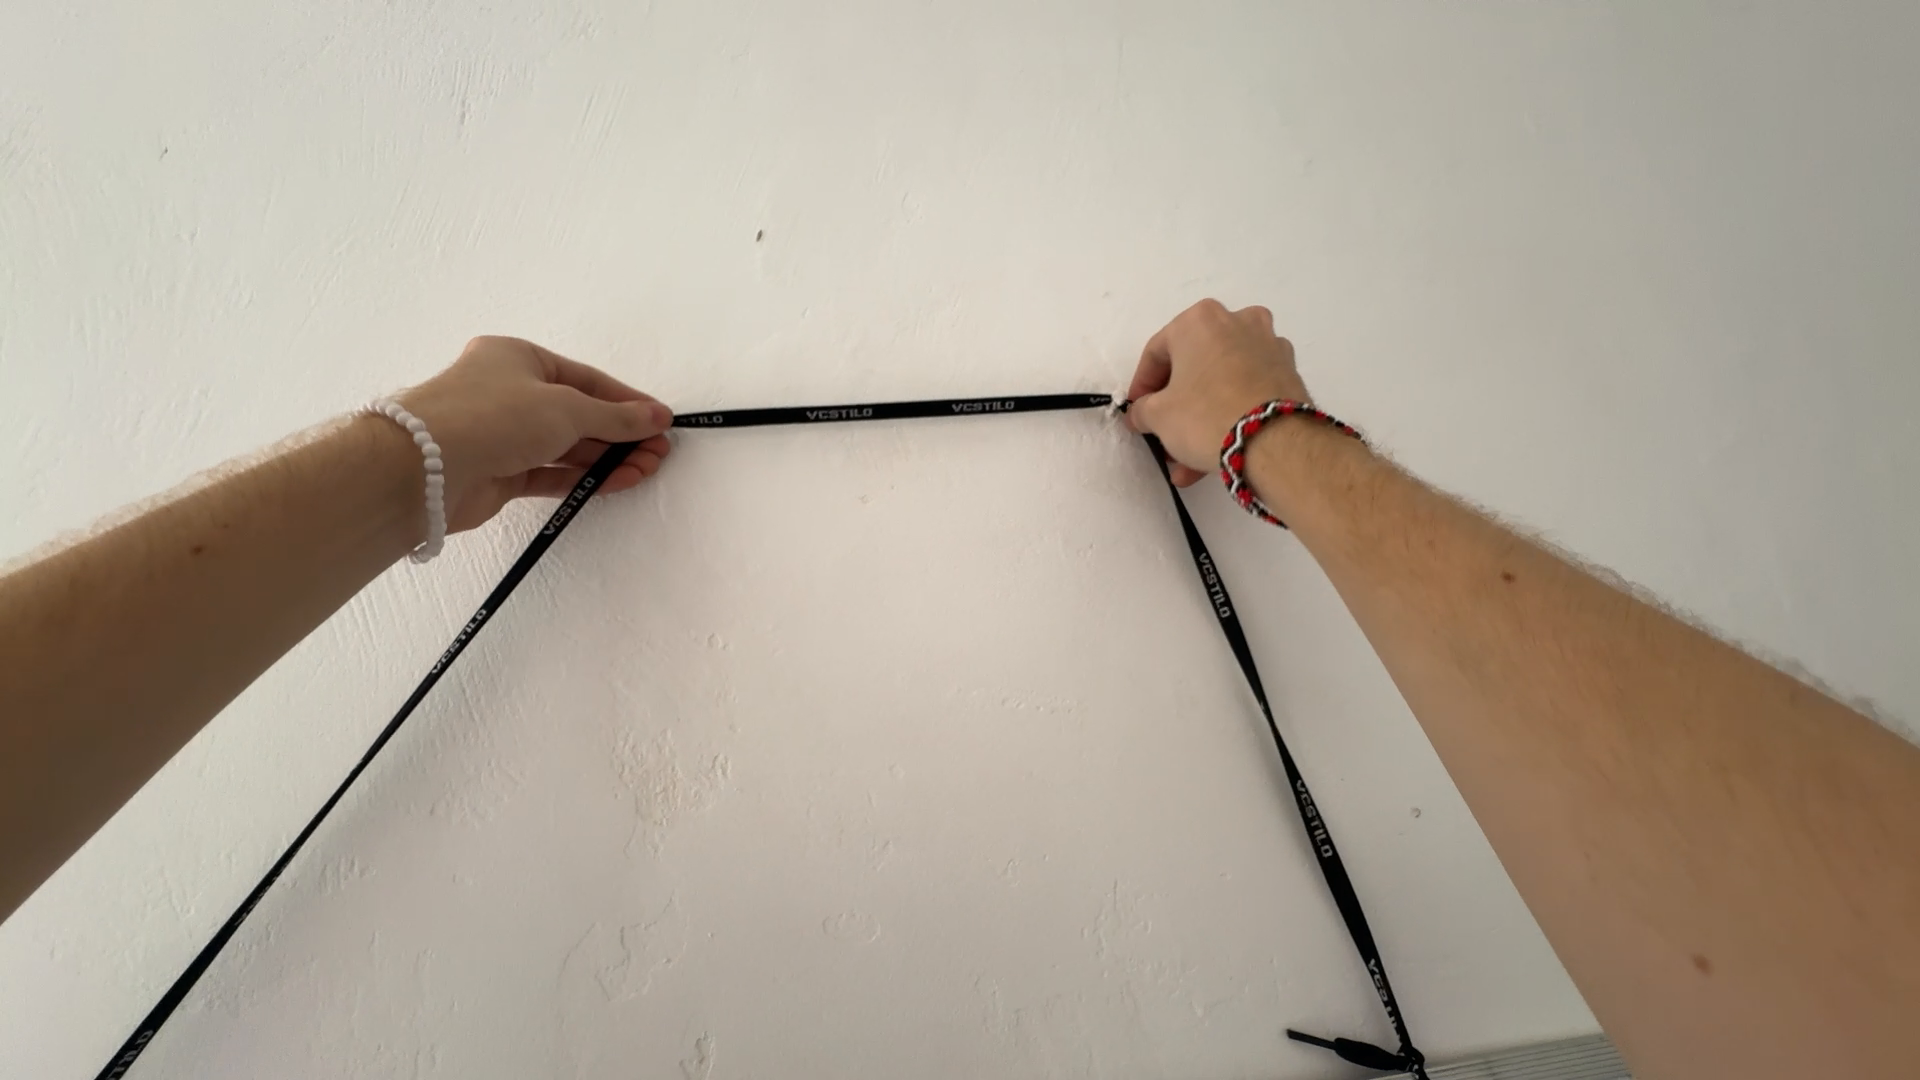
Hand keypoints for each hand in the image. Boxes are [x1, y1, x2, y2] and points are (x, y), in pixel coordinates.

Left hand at [393, 336, 673, 532]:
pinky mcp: (502, 472)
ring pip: (569, 446)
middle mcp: (510, 392)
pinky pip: (554, 472)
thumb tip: (659, 416)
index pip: (588, 380)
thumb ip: (618, 417)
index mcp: (519, 358)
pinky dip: (586, 478)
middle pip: (581, 415)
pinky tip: (618, 482)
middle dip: (623, 435)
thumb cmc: (496, 416)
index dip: (629, 402)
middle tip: (659, 453)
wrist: (424, 468)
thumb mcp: (568, 408)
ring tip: (647, 470)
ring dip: (609, 459)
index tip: (662, 422)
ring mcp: (505, 435)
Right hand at [1125, 299, 1311, 486]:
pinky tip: (1213, 452)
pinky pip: (1245, 393)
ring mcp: (1269, 345)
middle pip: (1193, 366)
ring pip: (1221, 382)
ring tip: (1184, 458)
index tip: (1136, 413)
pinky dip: (1228, 416)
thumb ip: (1142, 410)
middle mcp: (1238, 321)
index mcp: (1200, 320)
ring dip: (1200, 418)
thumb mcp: (1157, 416)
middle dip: (1175, 405)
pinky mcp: (1289, 372)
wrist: (1274, 441)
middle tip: (1161, 434)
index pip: (1157, 352)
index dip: (1141, 387)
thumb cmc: (1204, 415)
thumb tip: (1141, 413)